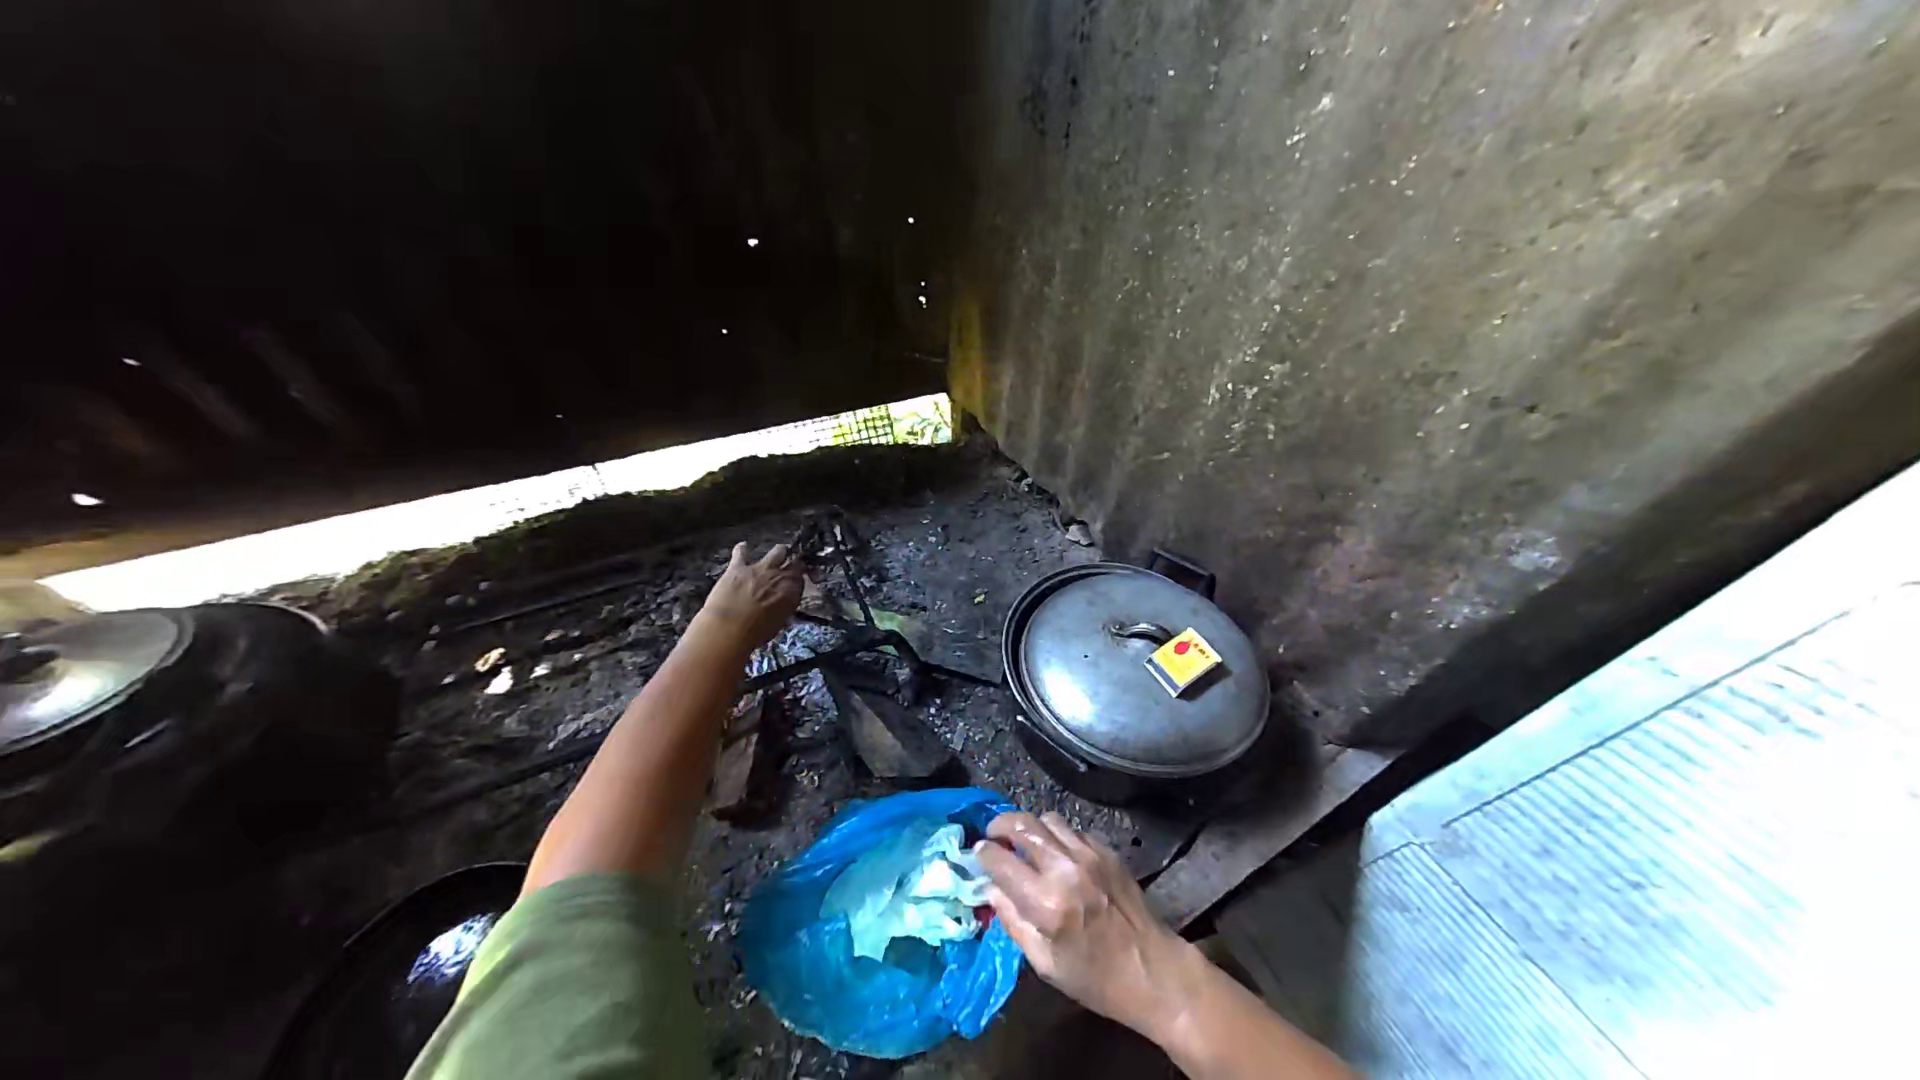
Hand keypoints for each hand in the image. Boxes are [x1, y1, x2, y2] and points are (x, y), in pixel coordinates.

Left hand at [696, 542, 802, 650]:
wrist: (729, 627)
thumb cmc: (756, 632)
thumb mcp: (778, 624)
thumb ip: (783, 609)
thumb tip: (783, 607)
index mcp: (791, 591)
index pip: (801, 579)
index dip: (799, 579)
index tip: (796, 583)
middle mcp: (779, 576)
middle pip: (794, 562)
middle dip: (793, 563)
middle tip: (790, 566)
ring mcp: (760, 568)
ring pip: (777, 551)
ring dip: (778, 552)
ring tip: (778, 552)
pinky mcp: (739, 567)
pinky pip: (742, 552)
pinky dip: (742, 549)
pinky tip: (743, 547)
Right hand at [974, 811, 1197, 1040]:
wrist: (1154, 971)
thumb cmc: (1095, 978)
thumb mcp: (1044, 963)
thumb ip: (1012, 920)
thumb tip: (990, 889)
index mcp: (1046, 902)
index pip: (1000, 860)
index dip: (983, 854)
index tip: (978, 855)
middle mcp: (1065, 868)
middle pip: (1022, 824)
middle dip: (1000, 826)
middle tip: (994, 838)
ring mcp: (1089, 854)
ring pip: (1047, 818)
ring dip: (1029, 827)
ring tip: (1025, 843)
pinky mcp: (1107, 851)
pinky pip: (1073, 829)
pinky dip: (1057, 836)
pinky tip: (1058, 854)